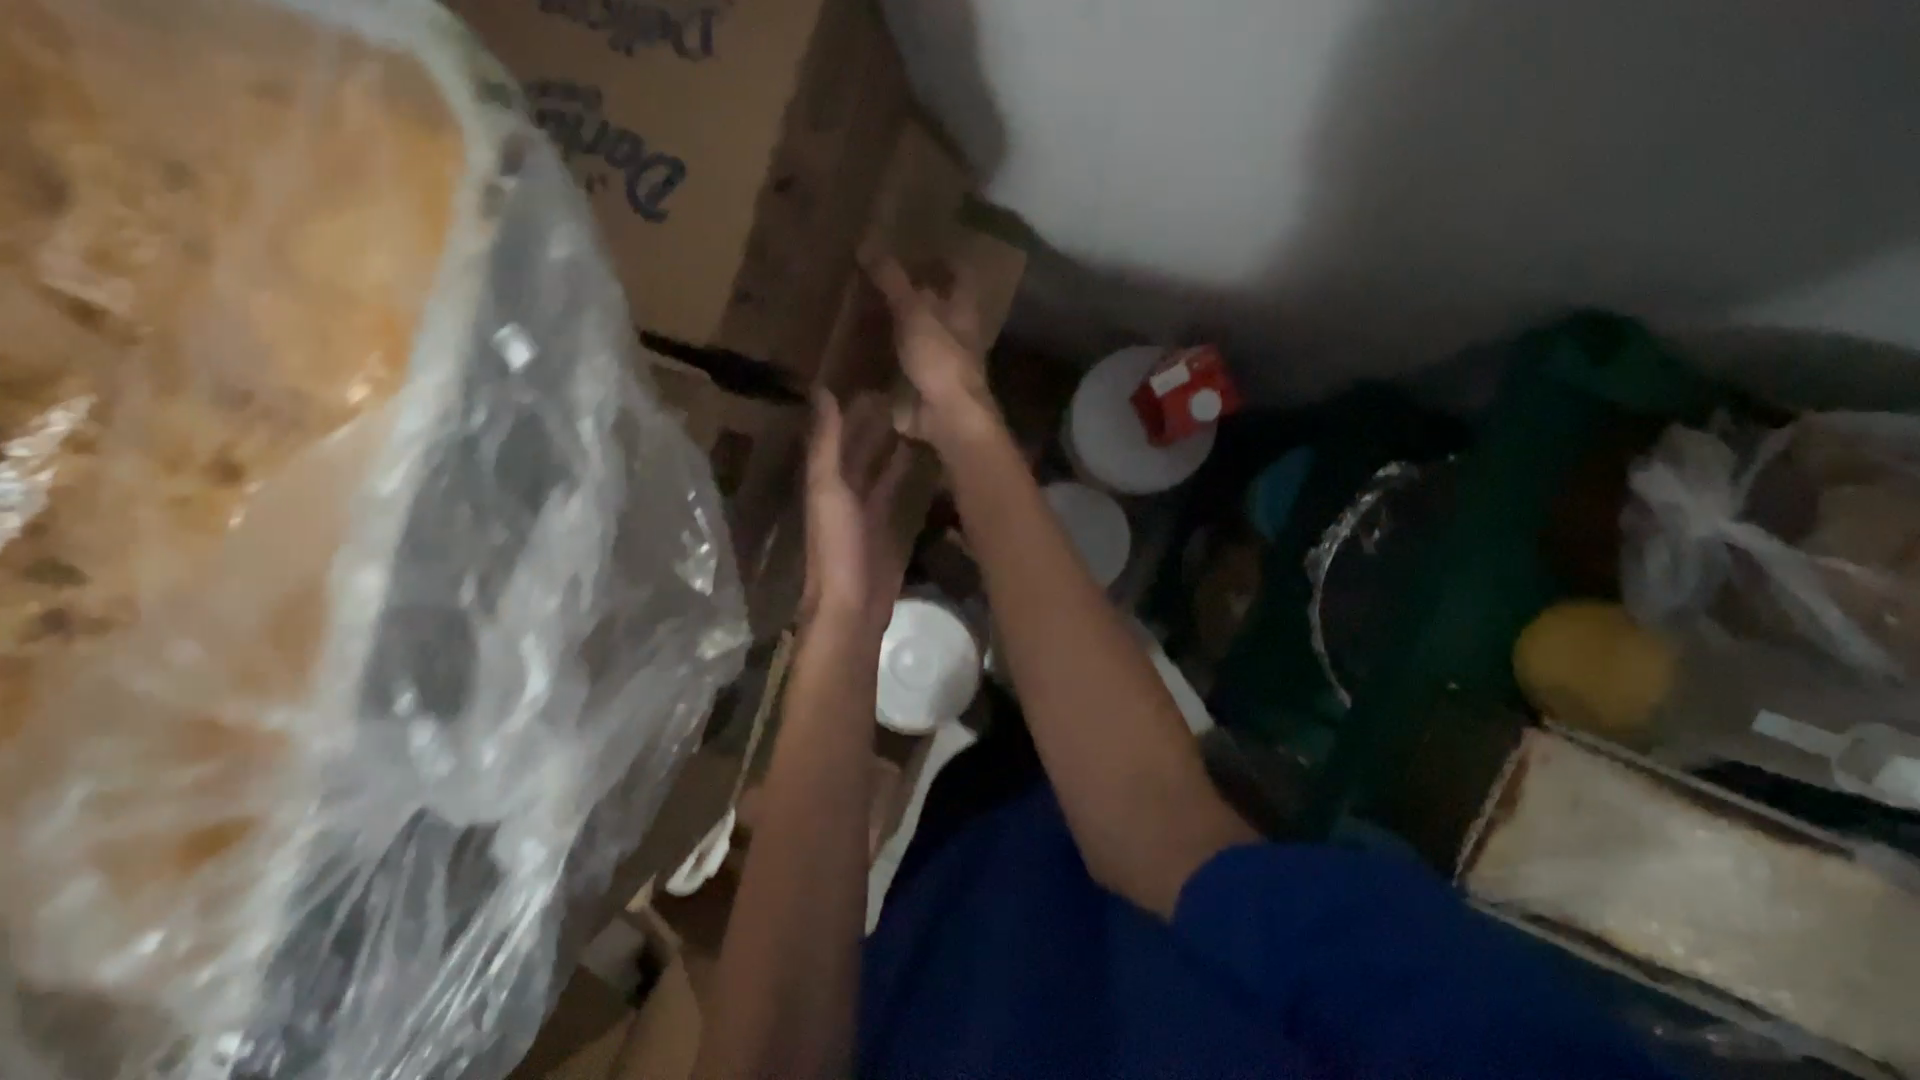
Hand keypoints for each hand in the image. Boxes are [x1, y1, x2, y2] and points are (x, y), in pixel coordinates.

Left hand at [802, 390, 911, 627]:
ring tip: (928, 420)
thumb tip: (821, 391)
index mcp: (829, 480)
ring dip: (902, 449)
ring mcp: (873, 515)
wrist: (852, 608)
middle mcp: (849, 493)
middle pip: (866, 452)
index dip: (857, 410)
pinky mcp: (894, 534)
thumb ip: (827, 443)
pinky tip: (935, 463)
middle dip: (883, 425)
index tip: (882, 381)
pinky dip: (916, 480)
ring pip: (887, 473)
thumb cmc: (837, 547)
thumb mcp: (828, 489)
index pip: (843, 435)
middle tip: (912, 394)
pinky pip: (905, 498)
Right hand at [861, 247, 1000, 444]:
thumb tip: (867, 246)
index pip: (959, 273)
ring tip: (857, 305)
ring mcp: (937, 359)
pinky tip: (855, 347)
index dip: (942, 258)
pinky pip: (897, 363)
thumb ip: (892, 282)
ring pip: (914, 333)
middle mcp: (954, 331)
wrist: (946, 418)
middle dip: (910, 291)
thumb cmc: (940, 359)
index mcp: (962, 309)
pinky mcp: (919, 383)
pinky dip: (880, 356)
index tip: (915, 246)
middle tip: (874, 274)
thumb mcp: (914, 313)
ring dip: (892, 323)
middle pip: (935, 303)